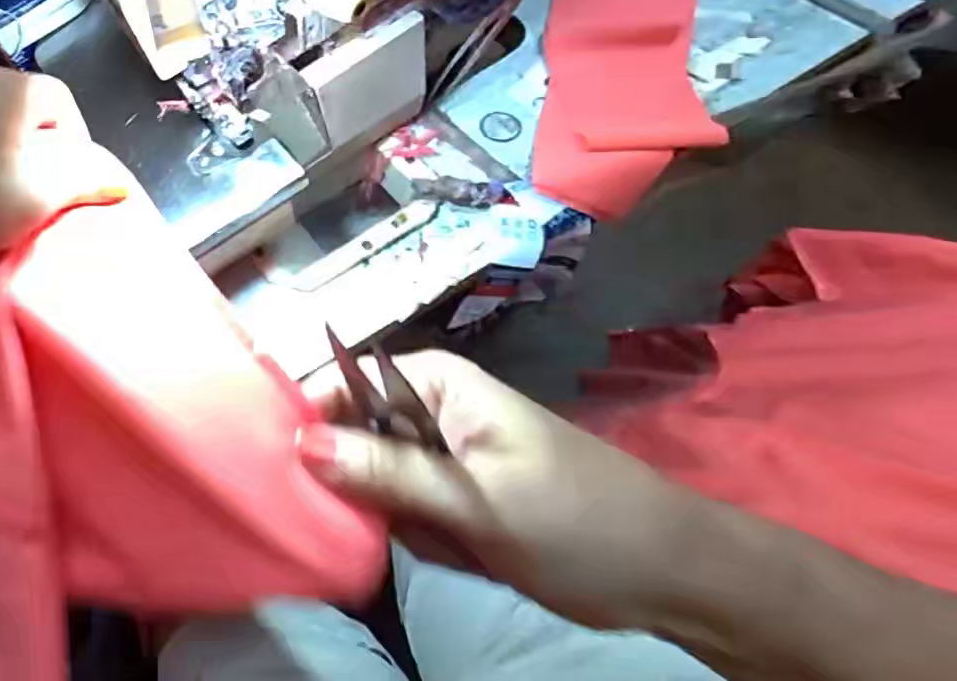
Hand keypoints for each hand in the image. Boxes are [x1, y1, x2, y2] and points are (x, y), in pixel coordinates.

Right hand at [299, 351, 713, 632]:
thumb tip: (300, 444)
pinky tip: (463, 551)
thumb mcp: (476, 500)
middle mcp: (428, 404)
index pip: (345, 381)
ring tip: (451, 541)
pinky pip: (405, 505)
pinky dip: (422, 534)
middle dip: (368, 484)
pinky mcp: (452, 487)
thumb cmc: (577, 521)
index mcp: (433, 380)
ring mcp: (440, 448)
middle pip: (355, 432)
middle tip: (406, 522)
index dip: (312, 418)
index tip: (286, 466)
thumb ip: (386, 472)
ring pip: (377, 478)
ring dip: (400, 517)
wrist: (671, 576)